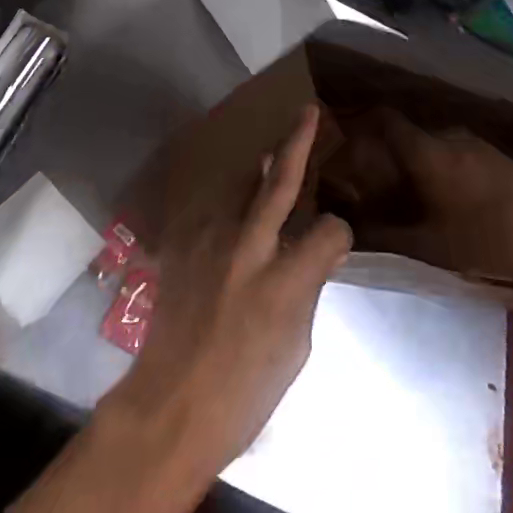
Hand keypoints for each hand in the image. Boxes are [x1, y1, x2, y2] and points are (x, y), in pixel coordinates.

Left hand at [113, 104, 353, 468]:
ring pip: (240, 188)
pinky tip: (235, 212)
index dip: (339, 233)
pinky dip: (231, 206)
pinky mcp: (183, 245)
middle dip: (297, 143)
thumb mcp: (296, 346)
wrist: (173, 400)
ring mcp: (209, 242)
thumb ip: (308, 289)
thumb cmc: (246, 391)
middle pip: (277, 183)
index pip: (328, 230)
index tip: (337, 240)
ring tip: (271, 158)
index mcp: (284, 282)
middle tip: (308, 112)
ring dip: (260, 172)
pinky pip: (215, 211)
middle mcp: (246, 249)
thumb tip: (317, 254)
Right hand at [350, 109, 512, 306]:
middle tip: (373, 184)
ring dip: (418, 165)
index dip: (360, 125)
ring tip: (408, 199)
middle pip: (408, 135)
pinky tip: (449, 206)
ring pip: (435, 147)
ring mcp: (482, 148)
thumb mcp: (430, 246)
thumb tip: (347, 230)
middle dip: (387, 154)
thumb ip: (384, 236)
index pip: (383, 118)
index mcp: (426, 150)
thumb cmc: (491, 240)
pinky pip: (459, 158)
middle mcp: (451, 138)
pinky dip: (444, 173)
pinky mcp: (505, 163)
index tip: (345, 145)